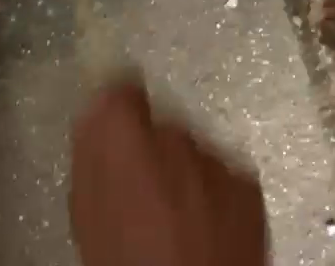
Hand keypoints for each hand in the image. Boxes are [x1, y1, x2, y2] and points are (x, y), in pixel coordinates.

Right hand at [70, 81, 269, 265]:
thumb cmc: (128, 261)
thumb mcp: (87, 212)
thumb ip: (89, 155)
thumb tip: (95, 120)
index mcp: (123, 133)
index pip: (120, 86)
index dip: (117, 106)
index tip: (114, 127)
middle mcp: (171, 131)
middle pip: (159, 124)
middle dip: (153, 150)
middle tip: (145, 196)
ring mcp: (213, 155)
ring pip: (192, 151)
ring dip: (184, 173)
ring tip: (176, 219)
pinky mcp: (247, 184)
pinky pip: (223, 176)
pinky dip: (215, 195)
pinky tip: (204, 229)